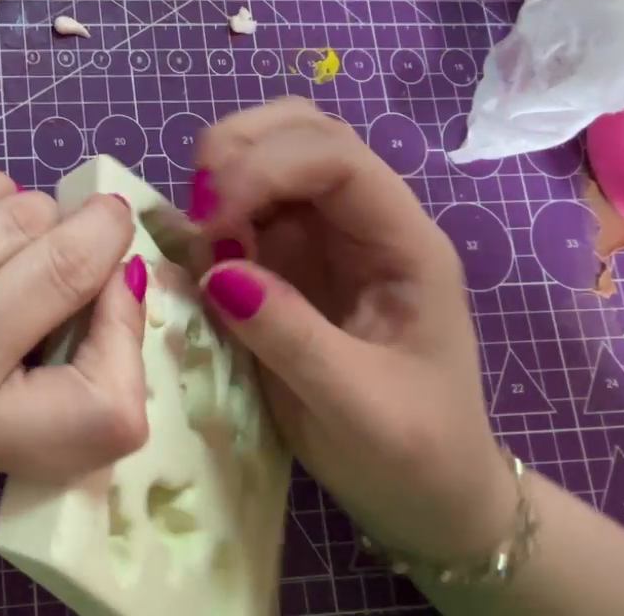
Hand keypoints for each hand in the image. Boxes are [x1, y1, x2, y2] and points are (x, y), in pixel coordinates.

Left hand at [0, 171, 148, 479]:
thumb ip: (23, 372)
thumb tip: (108, 279)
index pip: (107, 407)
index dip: (128, 341)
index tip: (113, 298)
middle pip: (69, 271)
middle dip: (101, 235)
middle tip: (102, 222)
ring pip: (22, 212)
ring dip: (36, 214)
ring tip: (8, 230)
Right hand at [189, 99, 514, 563]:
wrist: (425, 495)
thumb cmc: (412, 455)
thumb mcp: (361, 411)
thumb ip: (293, 340)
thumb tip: (216, 272)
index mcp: (403, 244)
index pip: (337, 158)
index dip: (266, 168)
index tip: (213, 222)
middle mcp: (363, 219)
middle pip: (301, 128)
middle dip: (238, 147)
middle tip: (198, 209)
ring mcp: (322, 230)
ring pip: (267, 148)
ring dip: (220, 169)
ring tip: (199, 231)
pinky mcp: (284, 250)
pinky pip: (241, 196)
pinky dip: (210, 205)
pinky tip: (200, 246)